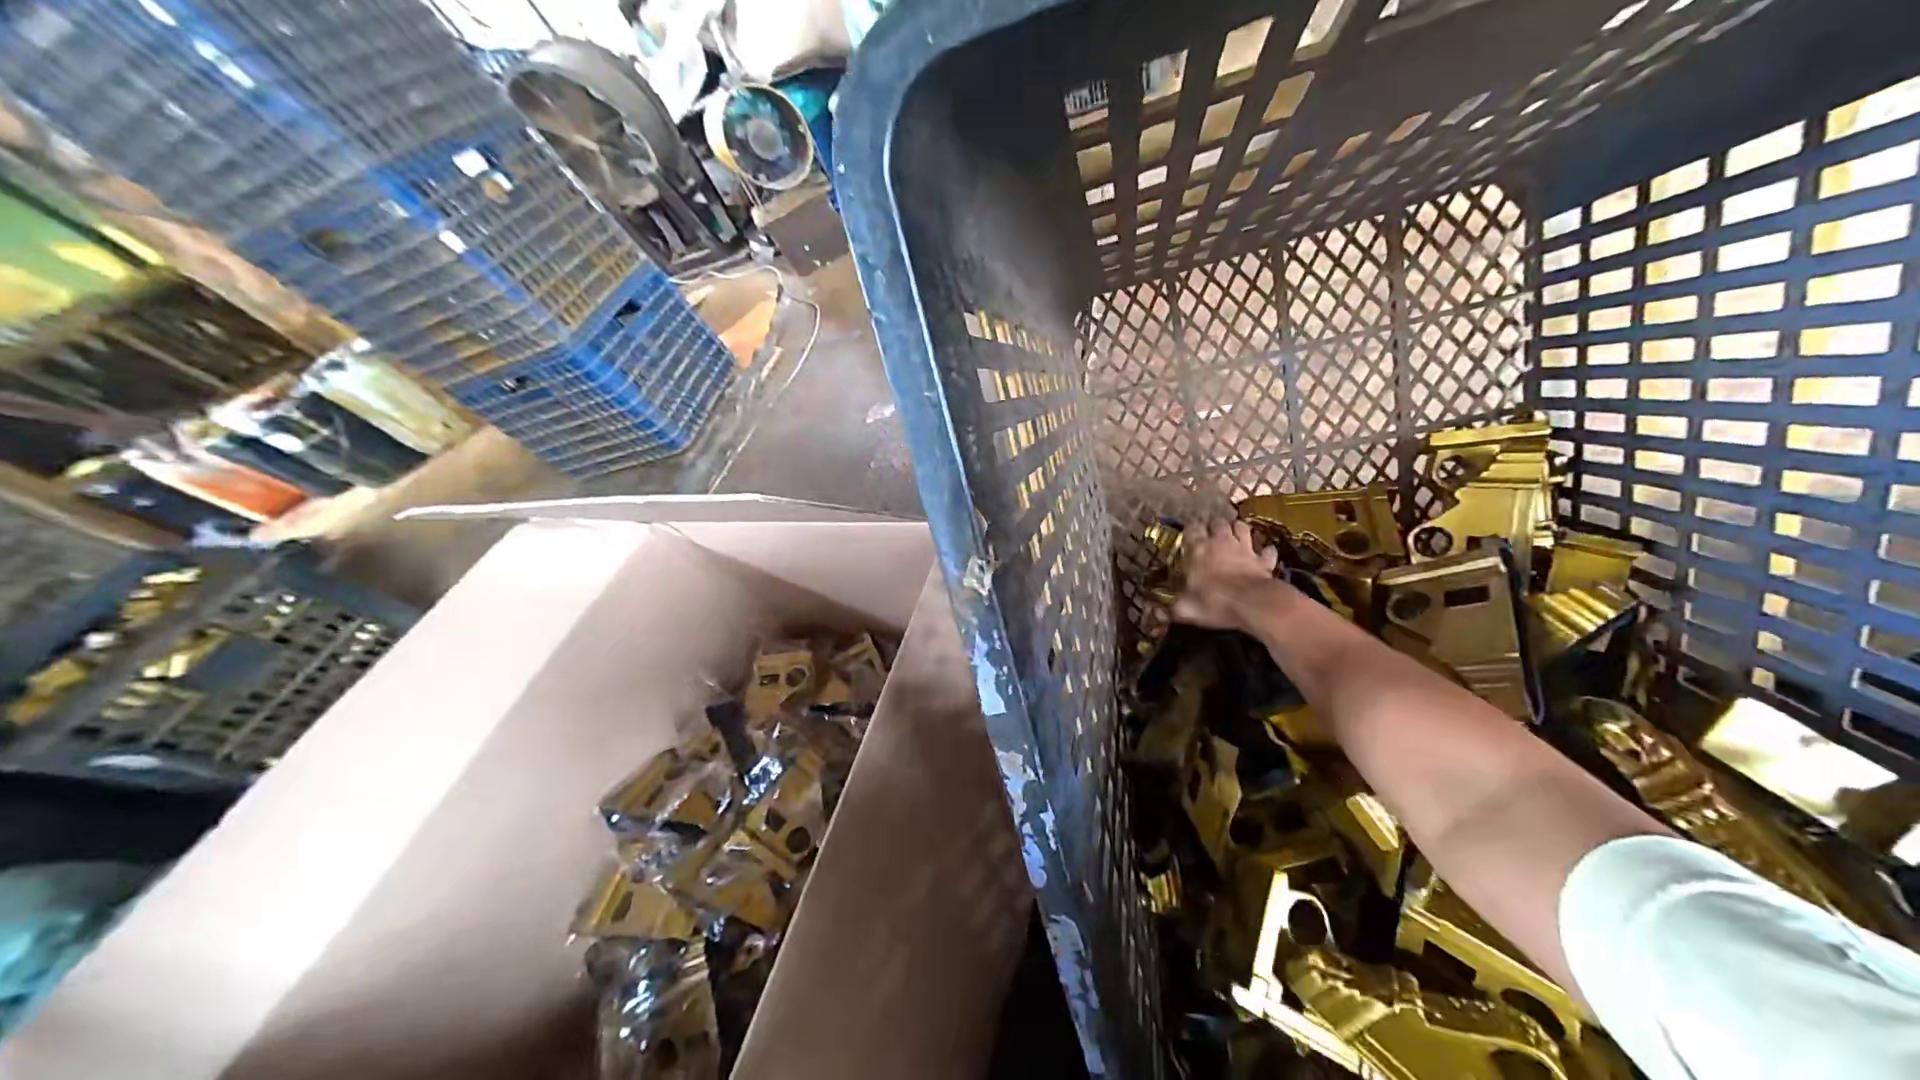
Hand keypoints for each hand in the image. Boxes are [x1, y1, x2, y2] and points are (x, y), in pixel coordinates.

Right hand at [1171, 520, 1281, 629]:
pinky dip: (1265, 552)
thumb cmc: (1215, 602)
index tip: (1188, 534)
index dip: (1190, 529)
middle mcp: (1221, 543)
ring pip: (1242, 528)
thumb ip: (1173, 607)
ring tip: (1235, 534)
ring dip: (1238, 529)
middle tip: (1211, 533)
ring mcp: (1244, 549)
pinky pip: (1266, 551)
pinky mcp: (1263, 560)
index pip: (1192, 529)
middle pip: (1218, 523)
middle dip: (1215, 525)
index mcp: (1198, 550)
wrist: (1253, 603)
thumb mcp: (1187, 608)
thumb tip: (1158, 613)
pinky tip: (1264, 554)